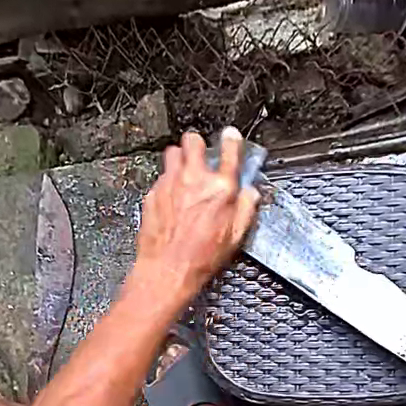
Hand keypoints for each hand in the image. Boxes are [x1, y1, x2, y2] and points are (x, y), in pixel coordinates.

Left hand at [130, 129, 260, 303]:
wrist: (168, 269)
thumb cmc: (200, 257)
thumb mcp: (235, 236)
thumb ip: (246, 209)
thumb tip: (251, 194)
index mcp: (221, 188)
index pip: (230, 150)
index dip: (231, 139)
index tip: (230, 136)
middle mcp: (195, 179)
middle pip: (193, 141)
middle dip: (197, 144)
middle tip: (200, 154)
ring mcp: (171, 184)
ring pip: (172, 152)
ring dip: (179, 158)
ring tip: (183, 171)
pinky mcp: (153, 193)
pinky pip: (160, 176)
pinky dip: (167, 181)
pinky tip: (171, 197)